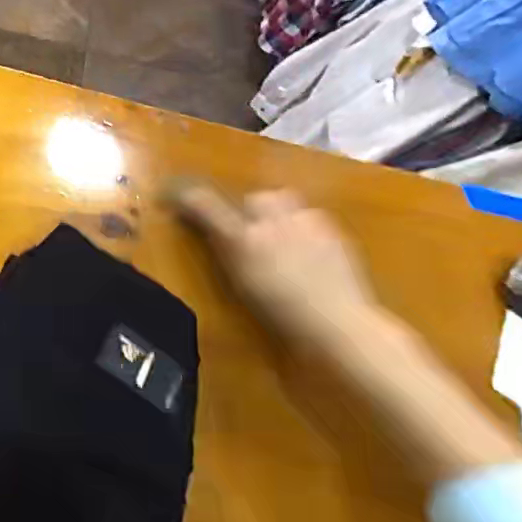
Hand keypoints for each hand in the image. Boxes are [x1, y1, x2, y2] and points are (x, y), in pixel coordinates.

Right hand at [168, 183, 375, 337]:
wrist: (343, 326)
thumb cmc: (286, 317)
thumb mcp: (244, 286)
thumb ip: (226, 251)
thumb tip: (211, 230)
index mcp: (245, 239)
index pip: (208, 205)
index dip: (190, 198)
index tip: (179, 195)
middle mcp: (272, 222)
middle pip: (256, 198)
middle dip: (253, 210)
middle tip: (254, 233)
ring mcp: (306, 222)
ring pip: (285, 201)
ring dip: (280, 214)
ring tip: (285, 239)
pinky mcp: (333, 229)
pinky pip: (311, 216)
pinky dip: (306, 227)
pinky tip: (311, 252)